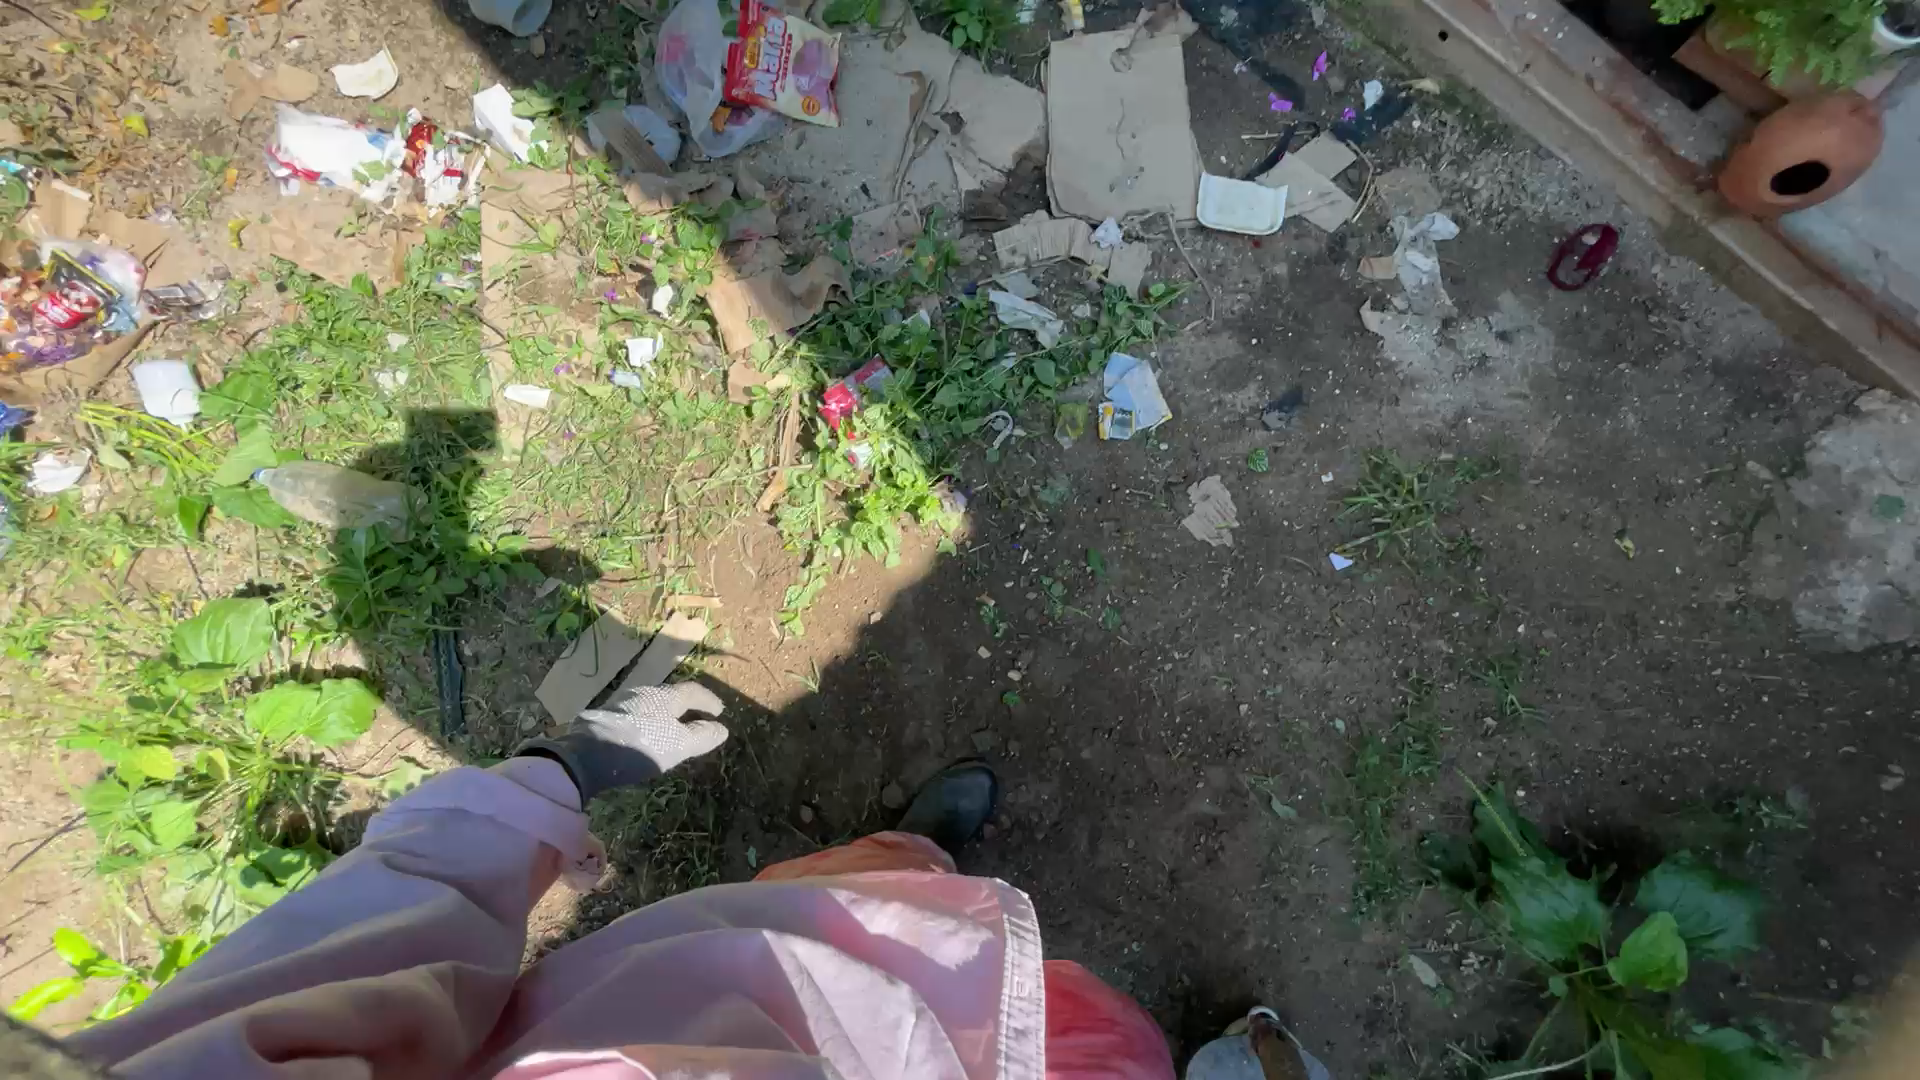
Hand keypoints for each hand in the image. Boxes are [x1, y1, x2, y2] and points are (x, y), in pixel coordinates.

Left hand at [516, 682, 727, 801]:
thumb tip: (721, 728)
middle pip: (670, 695)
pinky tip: (642, 733)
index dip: (708, 701)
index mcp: (665, 696)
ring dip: (663, 713)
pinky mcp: (602, 716)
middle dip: (686, 706)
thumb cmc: (640, 746)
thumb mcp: (678, 746)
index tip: (719, 711)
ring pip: (650, 703)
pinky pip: (633, 713)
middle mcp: (644, 692)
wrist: (584, 755)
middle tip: (697, 717)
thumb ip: (702, 736)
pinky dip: (645, 720)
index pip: (693, 692)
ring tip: (669, 727)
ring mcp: (620, 702)